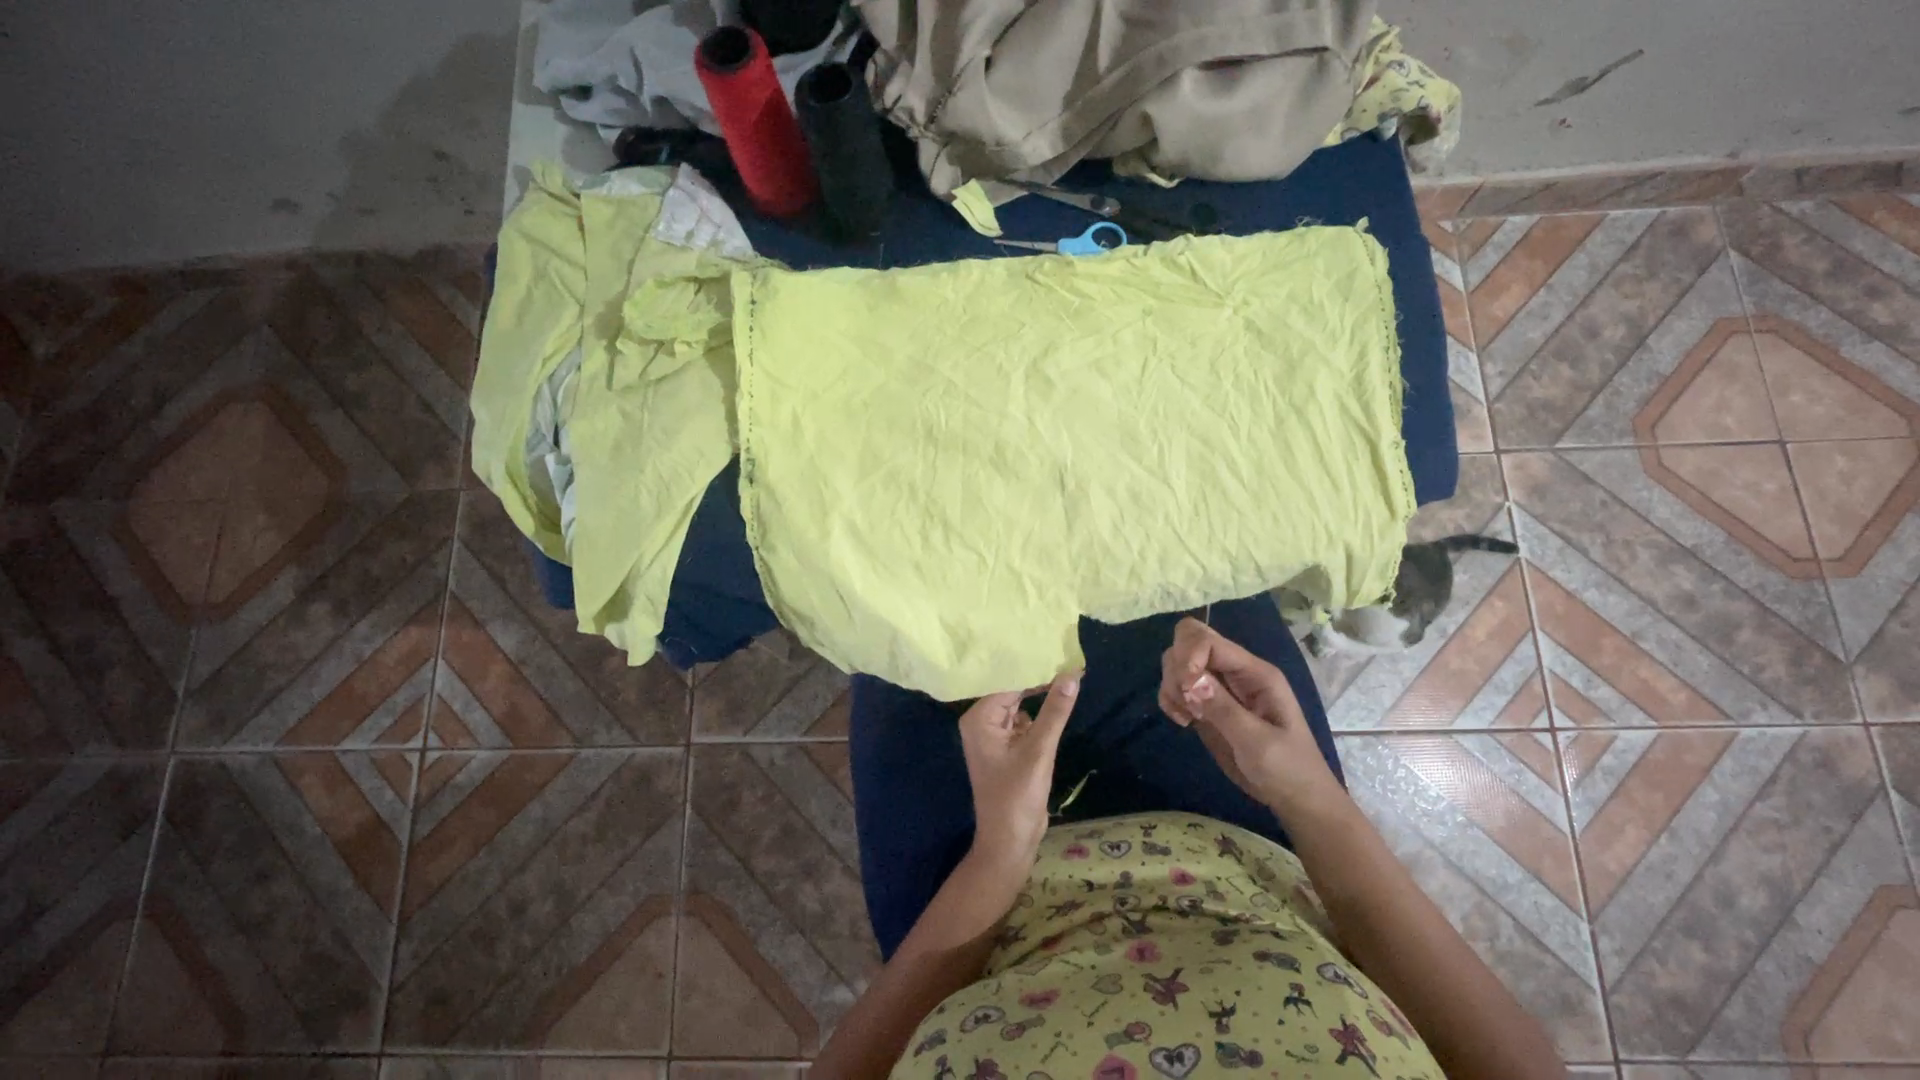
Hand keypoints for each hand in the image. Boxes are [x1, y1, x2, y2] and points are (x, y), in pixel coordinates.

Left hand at [959, 672, 1079, 868]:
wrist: (1009, 842)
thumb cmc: (1017, 797)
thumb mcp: (1039, 751)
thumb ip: (1055, 712)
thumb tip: (1072, 675)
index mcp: (978, 719)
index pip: (1009, 683)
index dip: (1036, 670)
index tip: (1064, 656)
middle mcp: (981, 723)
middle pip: (1013, 692)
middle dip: (1040, 681)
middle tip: (1071, 663)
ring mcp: (993, 737)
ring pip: (1021, 707)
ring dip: (1042, 698)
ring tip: (1070, 676)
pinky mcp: (1007, 750)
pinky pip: (1024, 724)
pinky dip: (1041, 717)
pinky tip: (1060, 704)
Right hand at [1158, 618, 1343, 818]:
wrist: (1297, 799)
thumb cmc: (1287, 769)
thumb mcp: (1258, 743)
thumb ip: (1223, 709)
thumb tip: (1189, 679)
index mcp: (1255, 673)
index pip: (1208, 641)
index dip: (1188, 657)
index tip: (1185, 692)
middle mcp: (1235, 672)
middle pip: (1189, 643)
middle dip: (1176, 668)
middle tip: (1185, 704)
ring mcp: (1221, 688)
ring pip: (1179, 663)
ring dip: (1171, 685)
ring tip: (1186, 717)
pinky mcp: (1207, 706)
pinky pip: (1178, 687)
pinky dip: (1170, 699)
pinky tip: (1183, 722)